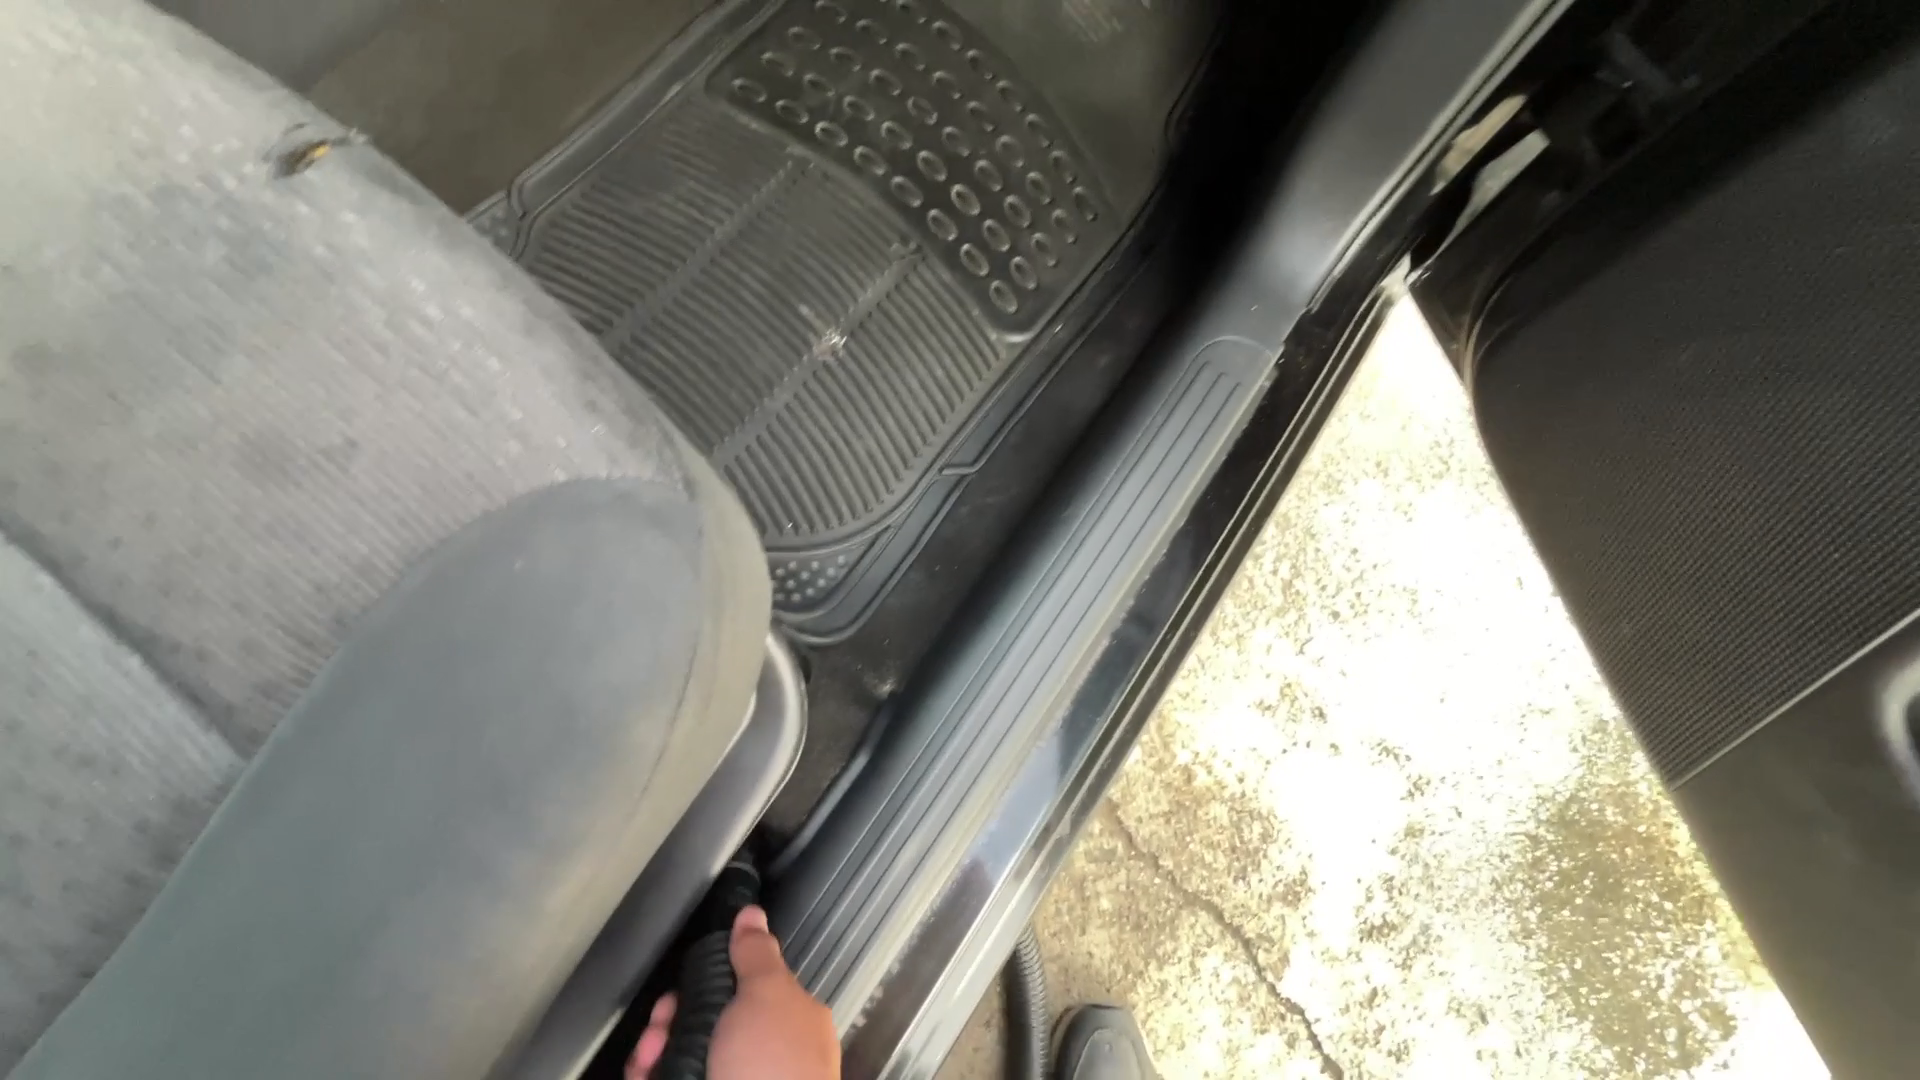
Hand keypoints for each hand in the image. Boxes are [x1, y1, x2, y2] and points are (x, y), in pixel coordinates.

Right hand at [627, 906, 839, 1079]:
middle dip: (675, 1016)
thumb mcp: (770, 995)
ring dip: (656, 1048)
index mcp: (790, 1025)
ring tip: (647, 1053)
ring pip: (682, 1058)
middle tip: (662, 1018)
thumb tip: (751, 915)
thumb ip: (757, 955)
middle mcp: (760, 1059)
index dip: (716, 980)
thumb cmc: (771, 1069)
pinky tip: (640, 1072)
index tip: (690, 978)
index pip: (749, 990)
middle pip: (709, 1024)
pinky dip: (647, 1076)